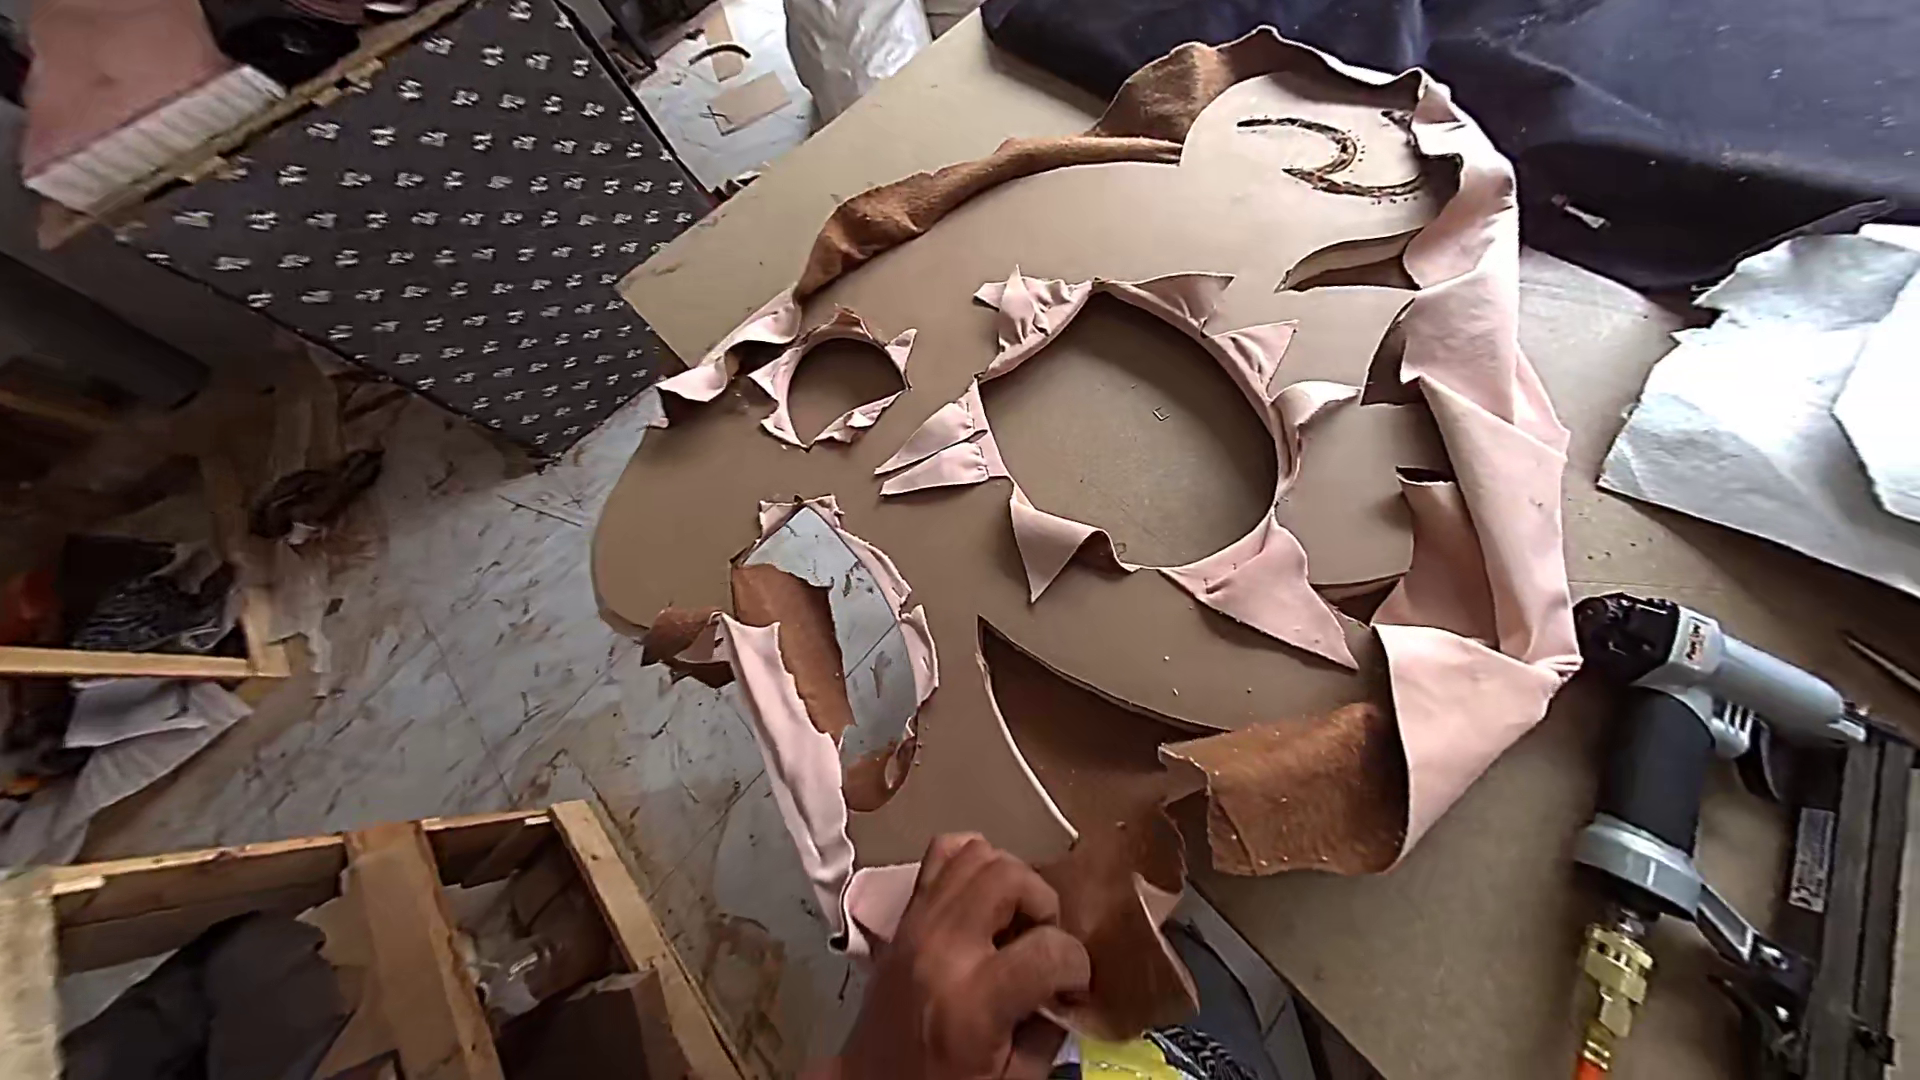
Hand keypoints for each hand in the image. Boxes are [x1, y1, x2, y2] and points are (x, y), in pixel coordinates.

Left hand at [834, 833, 1091, 1079]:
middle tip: (1044, 938)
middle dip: (1044, 903)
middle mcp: (943, 946)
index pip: (1046, 950)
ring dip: (1010, 878)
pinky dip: (971, 858)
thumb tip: (1066, 984)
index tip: (1074, 982)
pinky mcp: (908, 909)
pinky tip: (983, 892)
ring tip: (1015, 916)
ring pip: (978, 853)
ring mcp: (920, 919)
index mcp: (971, 1004)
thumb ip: (1048, 1030)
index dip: (1076, 964)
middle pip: (1010, 877)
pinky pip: (943, 850)